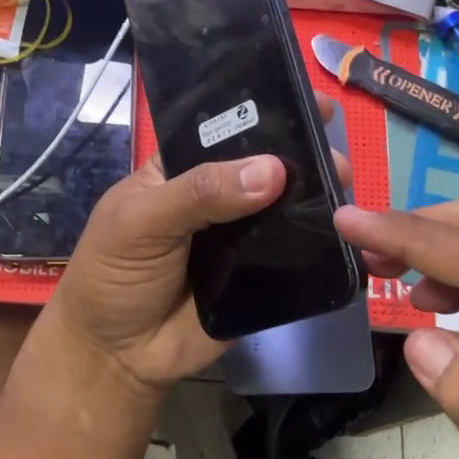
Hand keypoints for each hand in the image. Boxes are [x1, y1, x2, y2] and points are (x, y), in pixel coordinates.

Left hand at [46, 96, 351, 396]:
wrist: (115, 357)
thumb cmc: (111, 274)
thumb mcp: (142, 221)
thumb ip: (200, 193)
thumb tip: (271, 170)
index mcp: (182, 171)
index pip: (226, 131)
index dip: (265, 114)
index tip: (311, 102)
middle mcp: (217, 200)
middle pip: (265, 169)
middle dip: (303, 157)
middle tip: (336, 157)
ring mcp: (242, 240)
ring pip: (285, 212)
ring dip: (317, 198)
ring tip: (347, 187)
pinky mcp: (260, 280)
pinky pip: (293, 258)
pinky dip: (317, 245)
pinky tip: (345, 231)